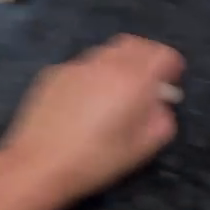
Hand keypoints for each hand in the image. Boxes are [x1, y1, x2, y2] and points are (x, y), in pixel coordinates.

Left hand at [0, 34, 184, 205]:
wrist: (38, 165)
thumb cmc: (96, 160)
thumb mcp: (143, 148)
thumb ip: (162, 119)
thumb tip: (160, 104)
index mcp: (134, 80)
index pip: (162, 54)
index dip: (172, 65)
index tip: (171, 81)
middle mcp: (106, 64)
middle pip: (135, 44)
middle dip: (147, 57)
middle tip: (148, 80)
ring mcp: (77, 66)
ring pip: (107, 52)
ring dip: (119, 64)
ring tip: (116, 91)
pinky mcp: (54, 73)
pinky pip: (83, 66)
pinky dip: (94, 75)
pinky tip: (85, 102)